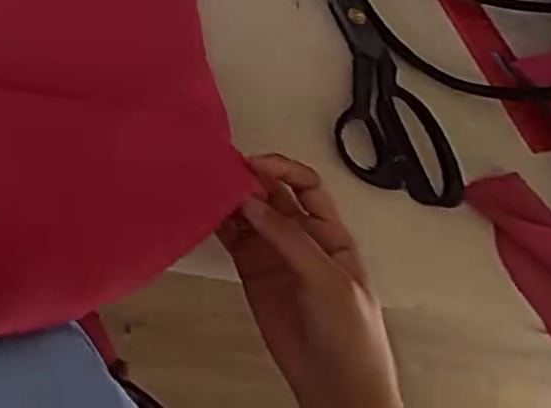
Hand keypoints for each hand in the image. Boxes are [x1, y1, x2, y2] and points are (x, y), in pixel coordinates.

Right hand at [217, 154, 402, 407]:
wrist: (334, 385)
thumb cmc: (352, 337)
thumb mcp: (330, 284)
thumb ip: (290, 239)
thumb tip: (249, 200)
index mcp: (330, 235)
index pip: (306, 186)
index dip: (282, 168)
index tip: (252, 164)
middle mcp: (298, 235)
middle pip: (269, 191)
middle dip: (246, 176)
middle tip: (218, 169)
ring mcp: (271, 249)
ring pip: (244, 208)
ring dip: (224, 194)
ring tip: (202, 184)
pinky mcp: (248, 263)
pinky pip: (227, 230)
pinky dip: (211, 216)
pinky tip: (198, 208)